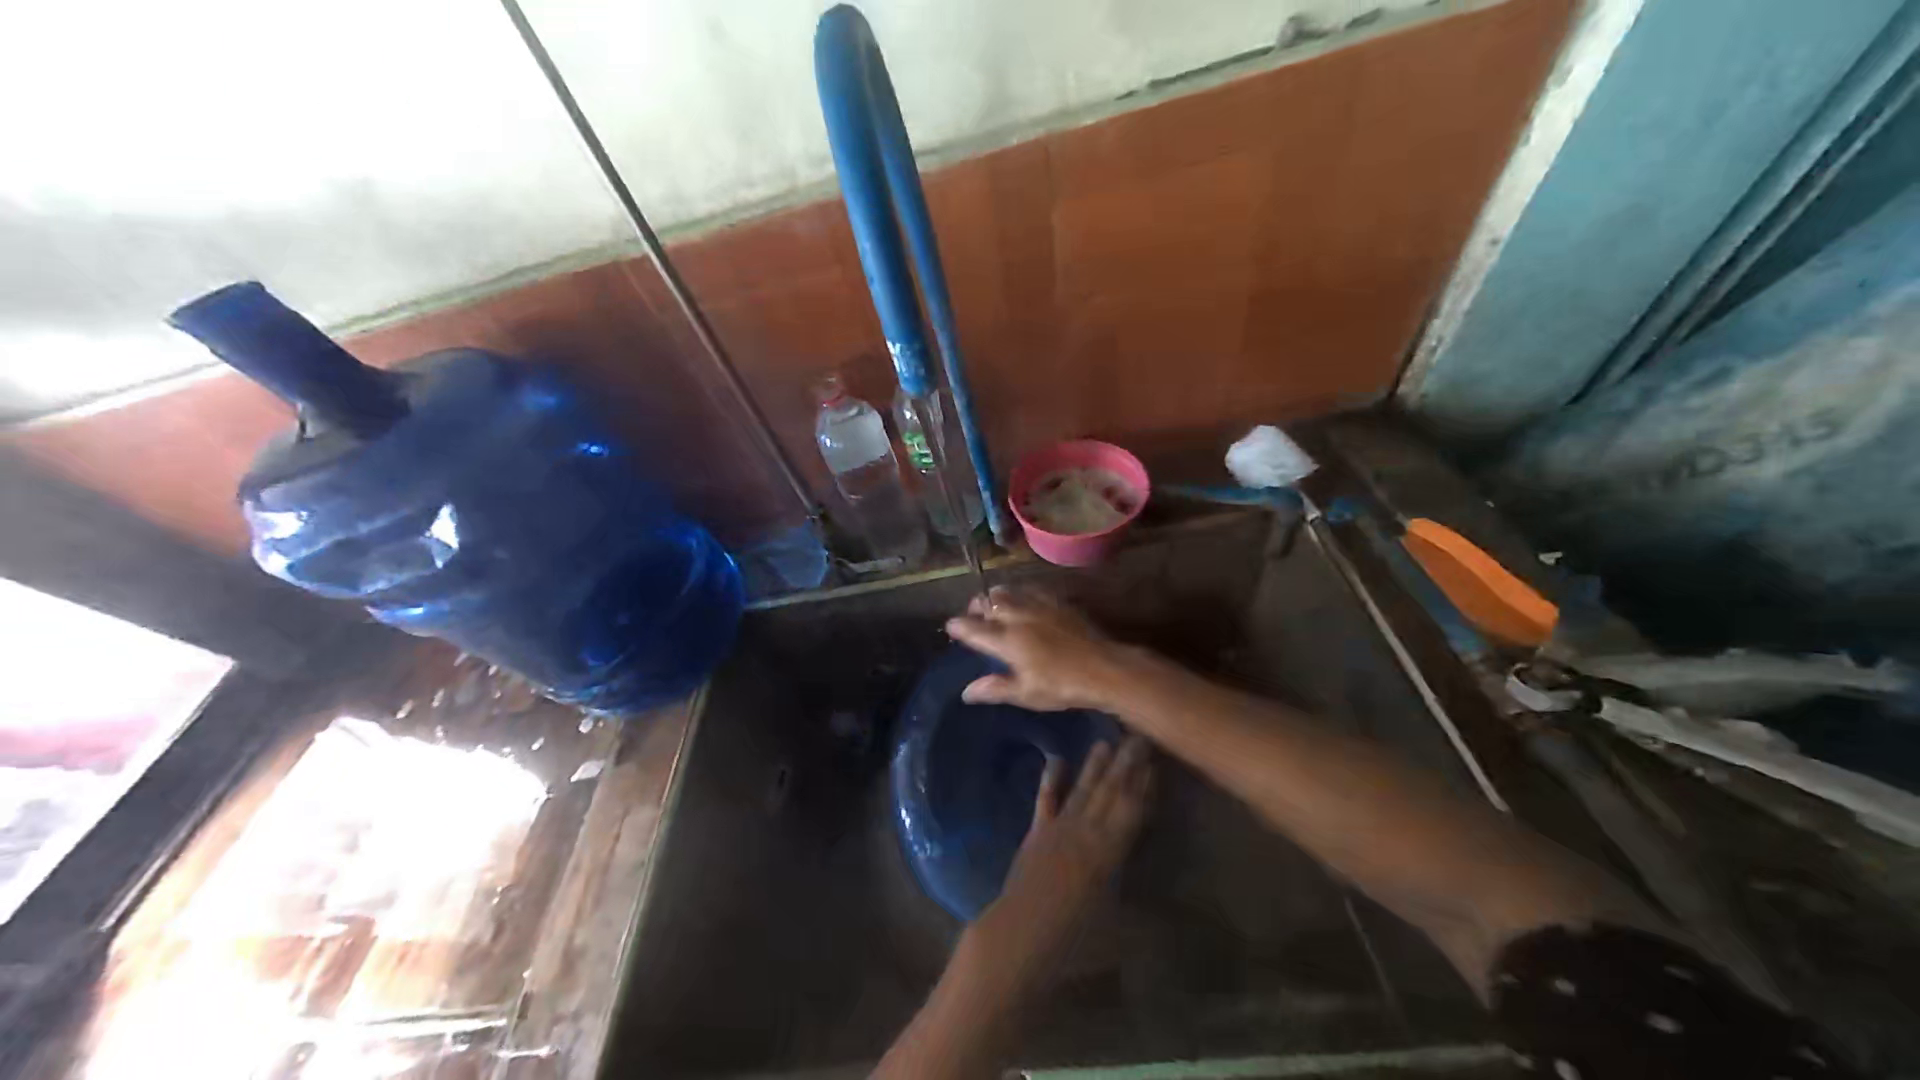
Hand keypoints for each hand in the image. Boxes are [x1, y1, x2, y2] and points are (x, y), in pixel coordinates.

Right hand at [945, 587, 1131, 711]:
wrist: (1104, 668)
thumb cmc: (1062, 686)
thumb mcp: (1026, 694)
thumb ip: (995, 689)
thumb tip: (967, 692)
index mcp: (1007, 641)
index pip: (974, 629)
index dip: (959, 626)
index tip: (950, 626)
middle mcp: (1019, 617)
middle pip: (989, 603)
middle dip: (976, 606)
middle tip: (972, 614)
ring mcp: (1039, 606)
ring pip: (1009, 591)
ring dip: (996, 596)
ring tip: (993, 603)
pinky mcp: (1058, 603)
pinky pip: (1032, 590)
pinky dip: (1020, 592)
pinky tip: (1024, 599)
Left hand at [976, 737, 1153, 976]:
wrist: (1020, 933)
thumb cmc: (1074, 937)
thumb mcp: (1119, 932)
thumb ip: (1146, 920)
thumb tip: (1175, 919)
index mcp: (1110, 851)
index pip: (1132, 809)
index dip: (1144, 784)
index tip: (1154, 759)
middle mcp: (1086, 831)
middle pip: (1110, 791)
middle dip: (1125, 763)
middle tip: (1137, 736)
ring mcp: (1059, 828)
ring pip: (1082, 790)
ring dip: (1095, 766)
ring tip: (1105, 741)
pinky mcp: (1036, 832)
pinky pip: (1045, 800)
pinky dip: (1050, 779)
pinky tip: (1055, 759)